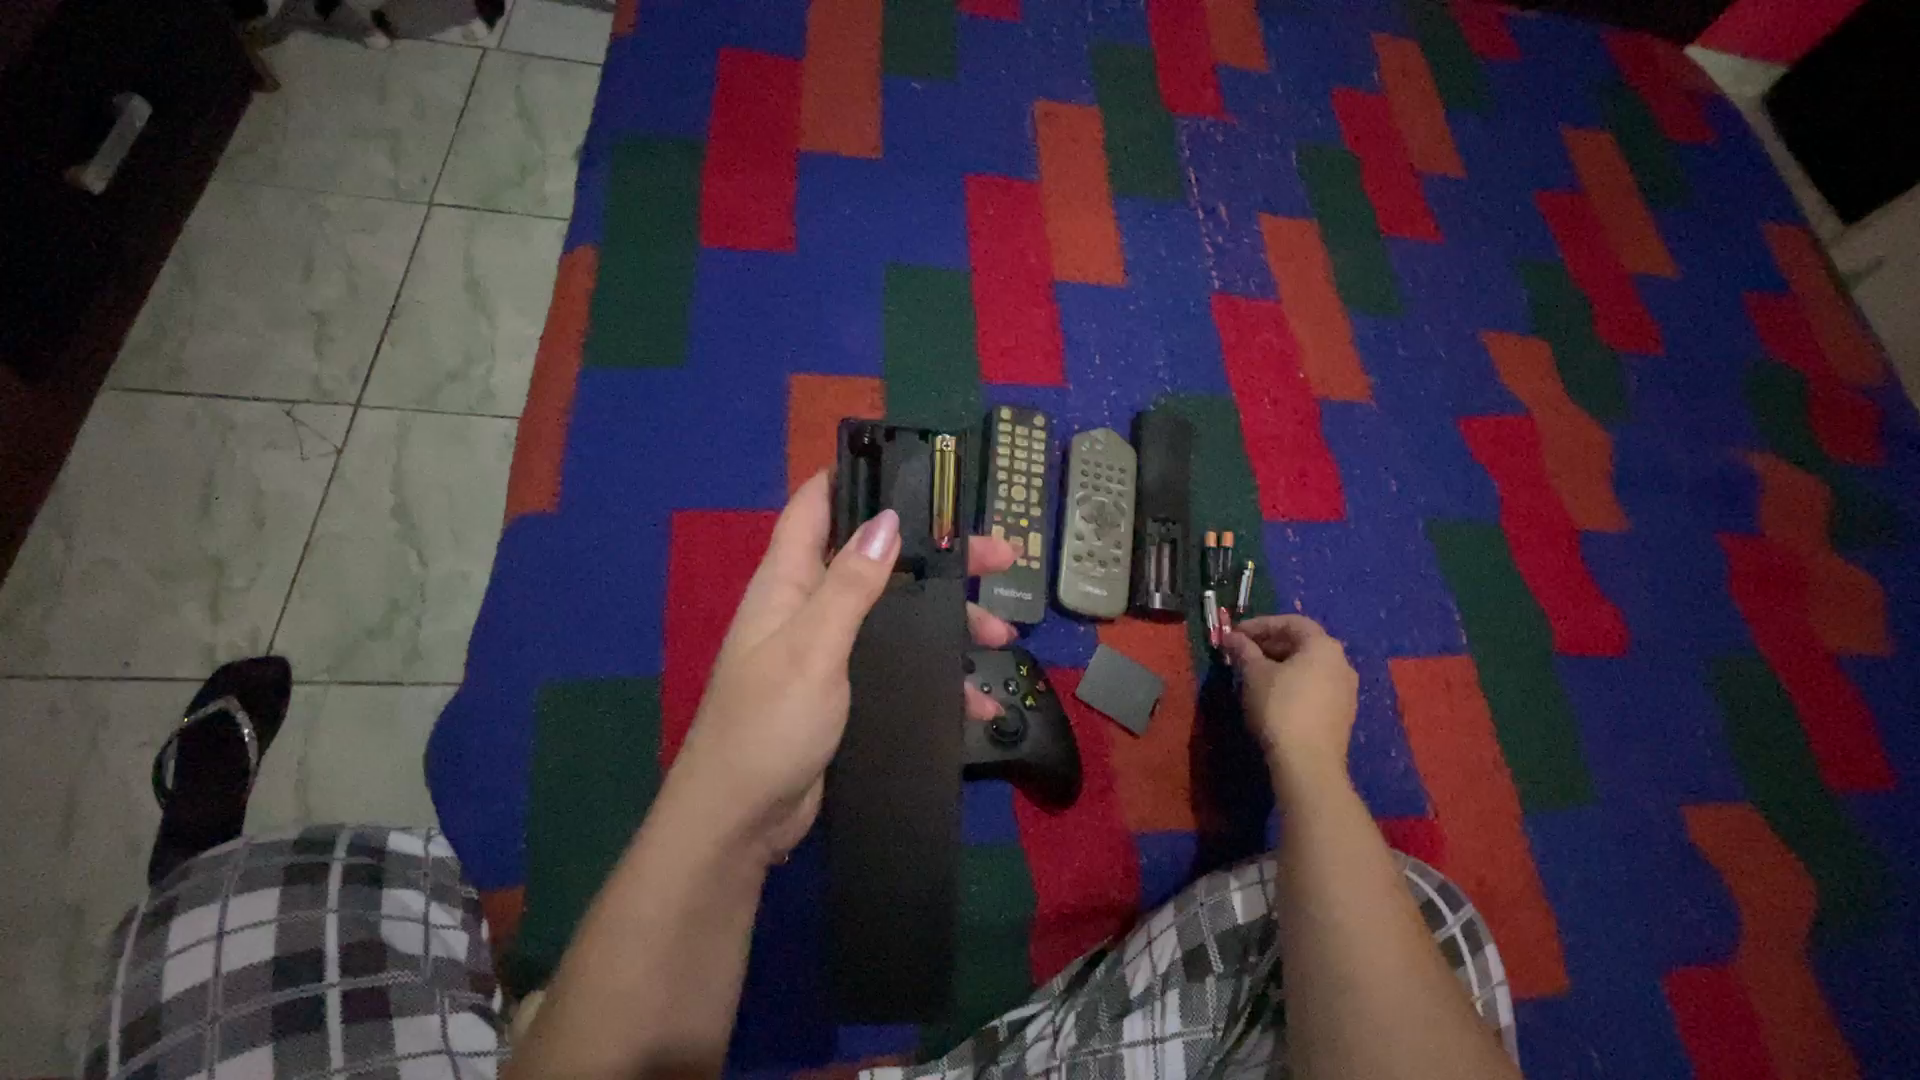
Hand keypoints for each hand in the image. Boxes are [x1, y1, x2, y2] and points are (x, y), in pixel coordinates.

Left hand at [662, 471, 1016, 863]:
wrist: (743, 819)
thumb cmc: (769, 723)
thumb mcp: (812, 647)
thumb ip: (850, 585)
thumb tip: (886, 521)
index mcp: (789, 583)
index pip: (816, 508)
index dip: (854, 478)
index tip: (909, 465)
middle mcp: (810, 608)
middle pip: (878, 562)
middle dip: (936, 557)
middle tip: (997, 555)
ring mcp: (831, 652)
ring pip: (899, 617)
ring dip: (948, 621)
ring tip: (1003, 633)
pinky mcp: (849, 693)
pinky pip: (900, 668)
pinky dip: (937, 676)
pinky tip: (978, 697)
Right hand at [1221, 615, 1358, 787]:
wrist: (1308, 762)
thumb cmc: (1279, 707)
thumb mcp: (1254, 674)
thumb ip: (1244, 650)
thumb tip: (1232, 637)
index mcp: (1323, 646)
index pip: (1292, 622)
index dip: (1261, 624)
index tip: (1236, 633)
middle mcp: (1342, 663)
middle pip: (1303, 643)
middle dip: (1269, 644)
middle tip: (1242, 653)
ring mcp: (1346, 690)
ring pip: (1309, 667)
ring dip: (1280, 664)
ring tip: (1253, 674)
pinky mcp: (1342, 714)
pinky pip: (1315, 687)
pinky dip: (1293, 683)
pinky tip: (1272, 696)